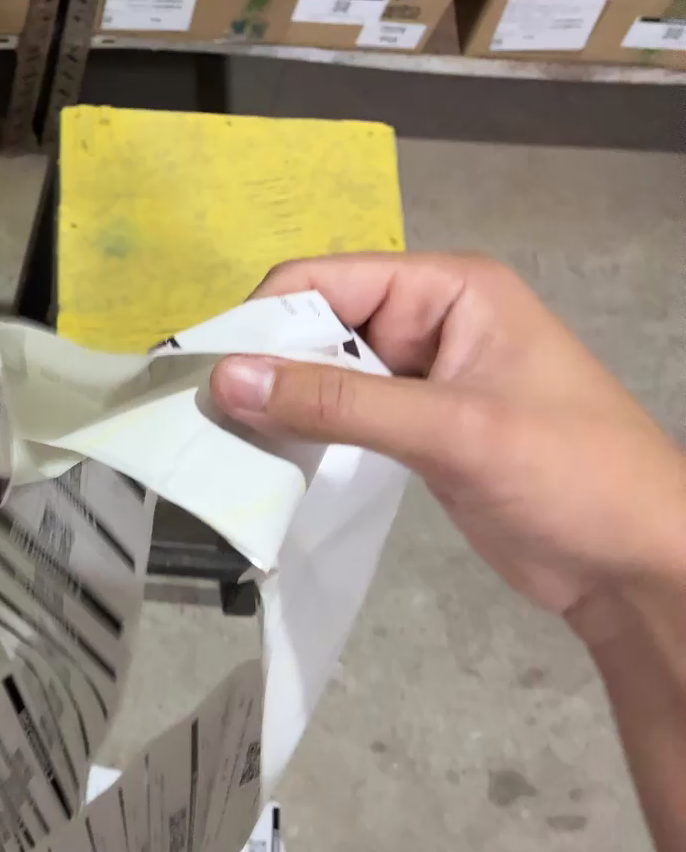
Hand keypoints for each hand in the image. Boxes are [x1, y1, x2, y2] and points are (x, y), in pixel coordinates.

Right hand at [208, 253, 685, 628]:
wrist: (642, 569)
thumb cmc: (575, 479)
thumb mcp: (452, 431)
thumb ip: (334, 402)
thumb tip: (221, 378)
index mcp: (444, 290)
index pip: (316, 282)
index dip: (258, 320)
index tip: (209, 373)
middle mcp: (418, 318)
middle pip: (304, 321)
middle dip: (256, 362)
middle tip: (209, 411)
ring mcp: (405, 370)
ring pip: (305, 366)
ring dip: (267, 397)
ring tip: (225, 432)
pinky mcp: (394, 416)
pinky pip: (320, 404)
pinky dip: (287, 423)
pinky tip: (263, 447)